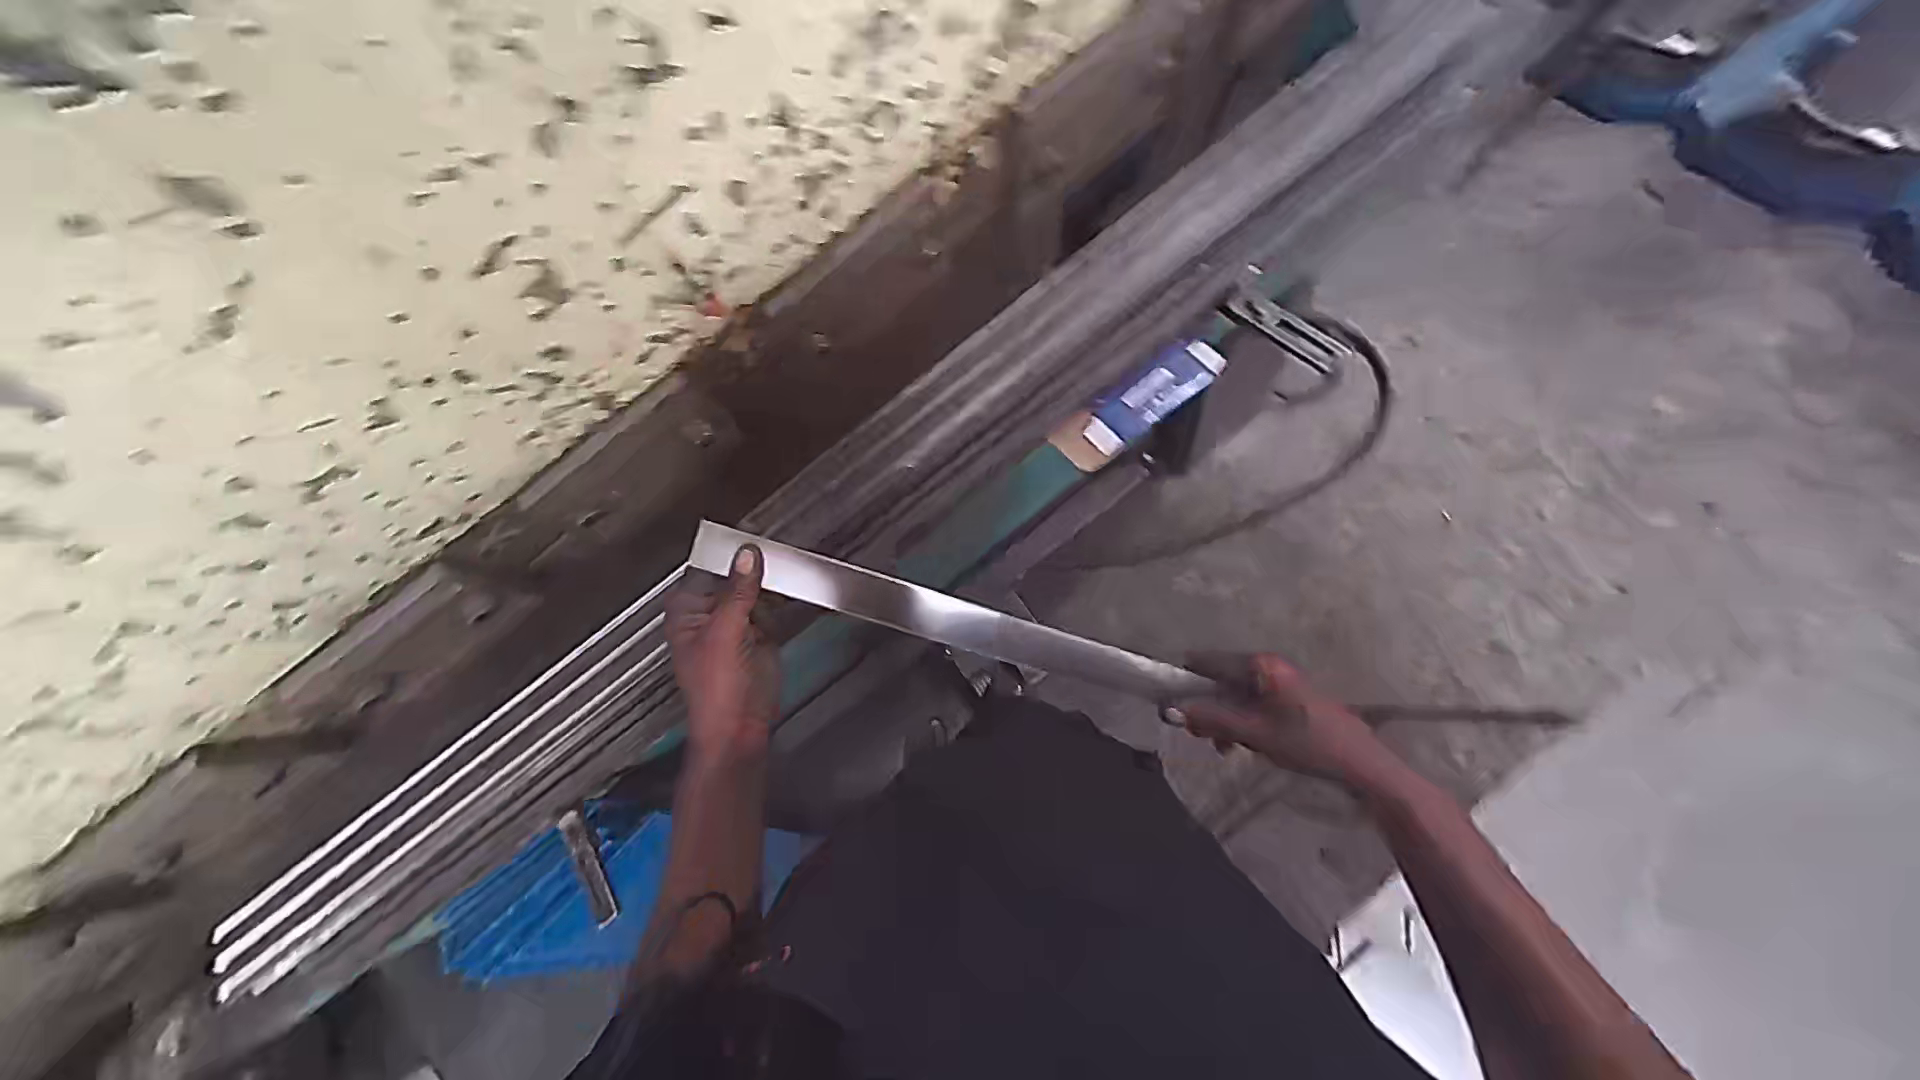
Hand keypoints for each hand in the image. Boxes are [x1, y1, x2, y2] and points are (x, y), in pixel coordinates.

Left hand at [666, 544, 778, 758]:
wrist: (741, 726)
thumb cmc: (715, 692)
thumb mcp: (725, 632)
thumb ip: (738, 591)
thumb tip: (747, 557)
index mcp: (687, 610)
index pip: (708, 568)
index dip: (729, 554)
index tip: (750, 538)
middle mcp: (710, 613)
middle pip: (735, 576)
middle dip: (753, 571)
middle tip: (771, 557)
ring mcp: (736, 623)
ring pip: (756, 589)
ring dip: (769, 587)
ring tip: (775, 587)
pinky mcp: (760, 634)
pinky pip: (771, 607)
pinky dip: (779, 604)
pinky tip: (781, 606)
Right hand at [1167, 654, 1398, 791]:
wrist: (1364, 768)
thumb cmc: (1308, 743)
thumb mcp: (1253, 733)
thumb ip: (1212, 719)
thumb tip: (1173, 710)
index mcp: (1261, 665)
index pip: (1208, 662)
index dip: (1187, 682)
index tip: (1171, 704)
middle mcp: (1271, 667)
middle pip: (1222, 680)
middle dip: (1208, 707)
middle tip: (1202, 736)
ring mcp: (1283, 684)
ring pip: (1238, 696)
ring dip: (1225, 720)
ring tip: (1224, 747)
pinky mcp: (1292, 702)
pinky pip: (1255, 706)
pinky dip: (1244, 724)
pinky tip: (1245, 745)